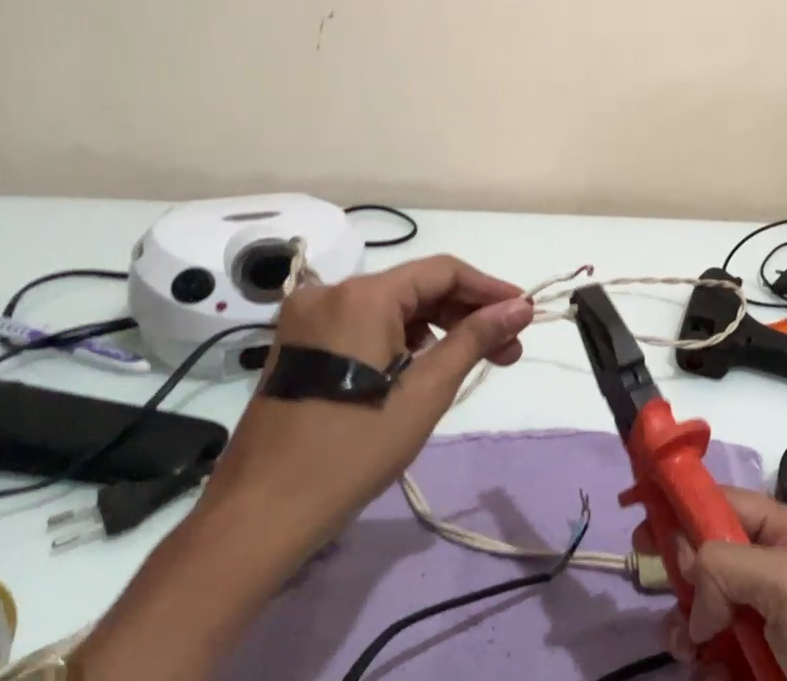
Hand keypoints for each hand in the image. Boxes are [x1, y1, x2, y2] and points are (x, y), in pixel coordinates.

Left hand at [199, 254, 534, 545]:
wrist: (261, 514)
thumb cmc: (353, 448)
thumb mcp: (426, 390)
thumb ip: (475, 339)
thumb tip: (521, 306)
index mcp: (361, 296)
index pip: (443, 271)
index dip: (490, 289)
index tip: (525, 314)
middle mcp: (330, 295)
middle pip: (417, 287)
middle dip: (467, 314)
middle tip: (508, 351)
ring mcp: (309, 321)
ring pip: (392, 308)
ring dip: (438, 329)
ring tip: (474, 365)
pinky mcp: (300, 347)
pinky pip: (365, 326)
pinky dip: (403, 341)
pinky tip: (426, 371)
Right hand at [646, 488, 786, 680]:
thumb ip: (730, 564)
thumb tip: (693, 588)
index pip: (725, 502)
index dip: (683, 505)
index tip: (641, 519)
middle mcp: (774, 569)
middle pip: (708, 556)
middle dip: (683, 574)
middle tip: (666, 593)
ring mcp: (766, 618)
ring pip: (704, 607)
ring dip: (687, 624)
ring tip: (692, 646)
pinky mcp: (759, 662)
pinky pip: (713, 651)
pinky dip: (701, 660)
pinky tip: (707, 669)